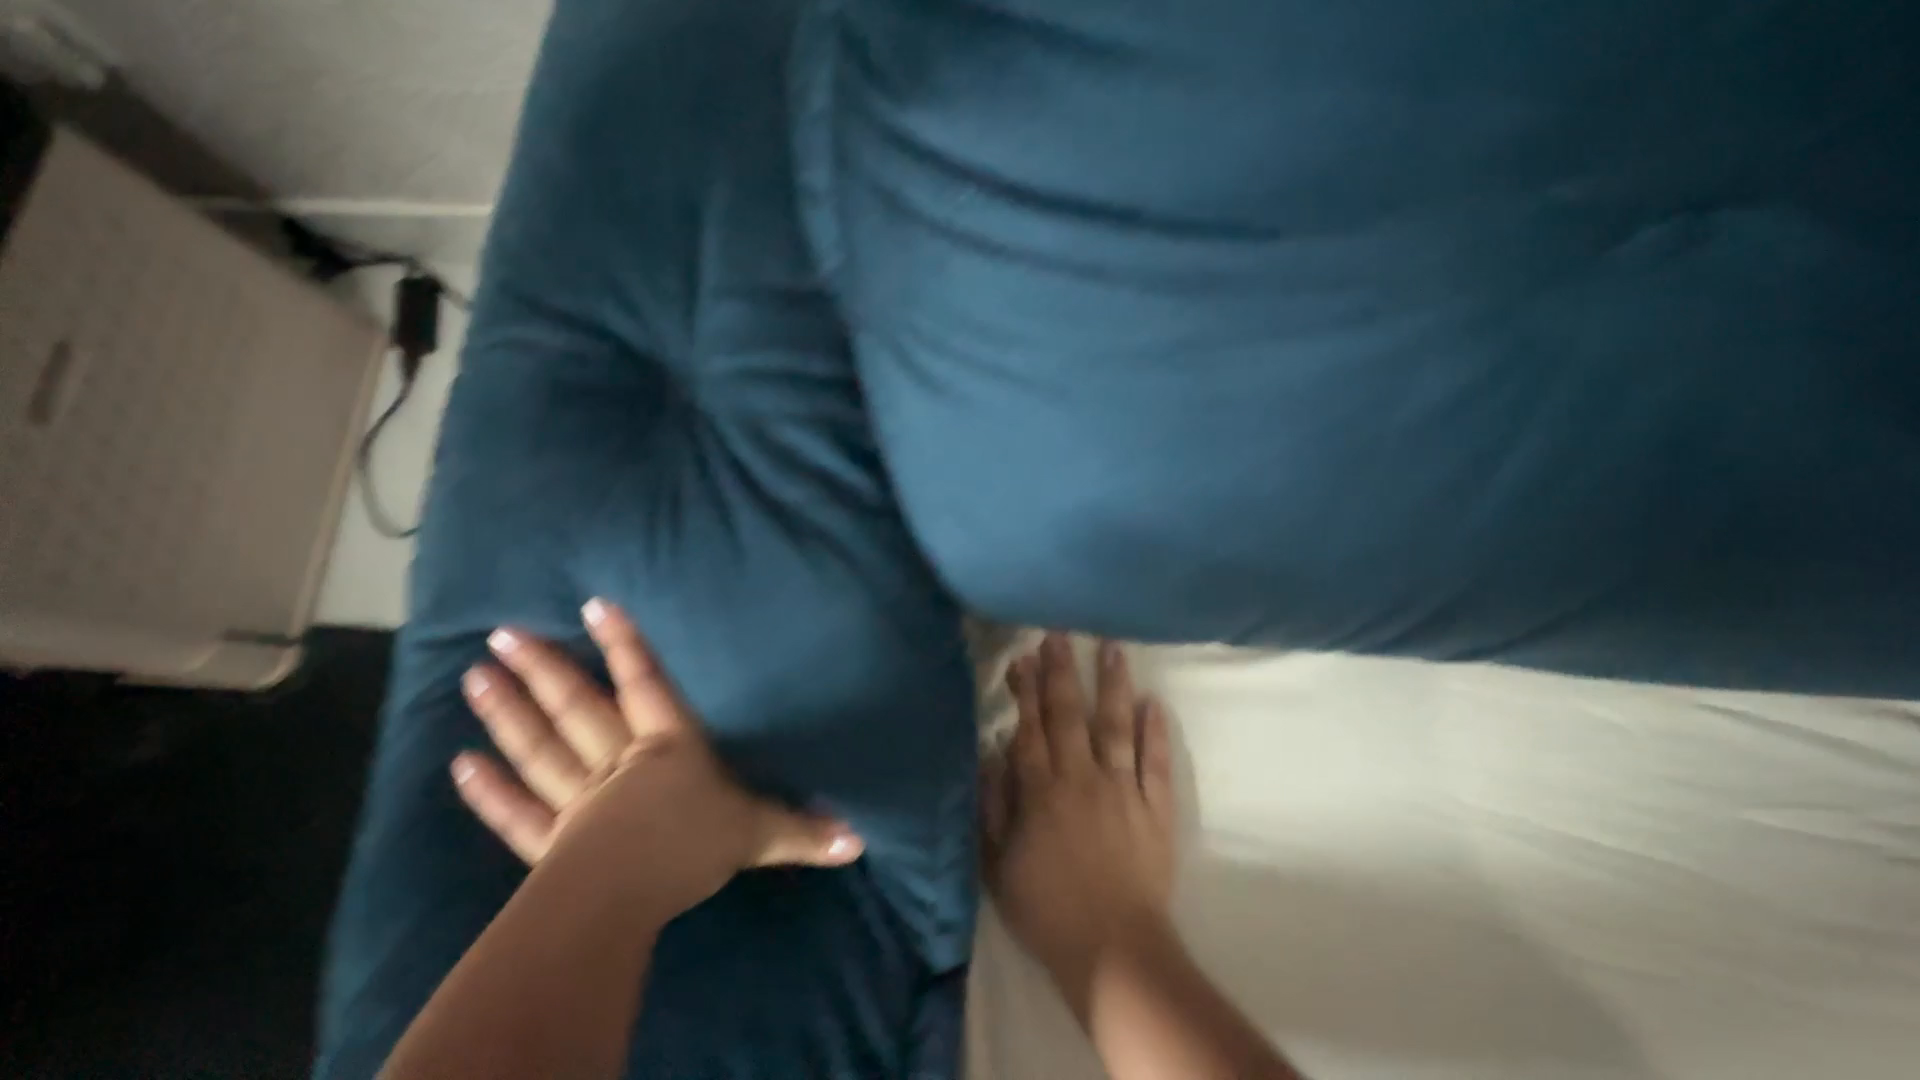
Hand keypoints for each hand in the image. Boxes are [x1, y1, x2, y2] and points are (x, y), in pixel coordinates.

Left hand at [451, 598, 863, 919]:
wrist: (634, 892)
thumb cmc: (696, 845)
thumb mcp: (761, 833)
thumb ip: (803, 831)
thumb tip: (859, 838)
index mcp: (669, 748)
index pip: (646, 686)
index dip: (623, 645)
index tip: (592, 605)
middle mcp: (619, 763)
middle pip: (577, 709)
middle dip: (543, 671)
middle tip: (501, 633)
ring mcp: (578, 800)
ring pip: (540, 748)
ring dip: (507, 714)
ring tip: (474, 676)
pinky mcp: (549, 843)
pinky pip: (516, 811)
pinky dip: (489, 790)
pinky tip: (461, 762)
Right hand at [980, 633, 1175, 988]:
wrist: (1112, 948)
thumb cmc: (1045, 910)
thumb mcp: (997, 866)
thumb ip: (992, 807)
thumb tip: (990, 754)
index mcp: (1040, 792)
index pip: (1030, 729)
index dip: (1025, 691)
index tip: (1023, 658)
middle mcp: (1082, 779)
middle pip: (1069, 715)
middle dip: (1062, 672)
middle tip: (1059, 634)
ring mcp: (1123, 790)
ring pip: (1116, 725)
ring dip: (1112, 685)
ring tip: (1110, 647)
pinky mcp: (1156, 809)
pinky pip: (1156, 762)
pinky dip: (1156, 731)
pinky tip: (1154, 702)